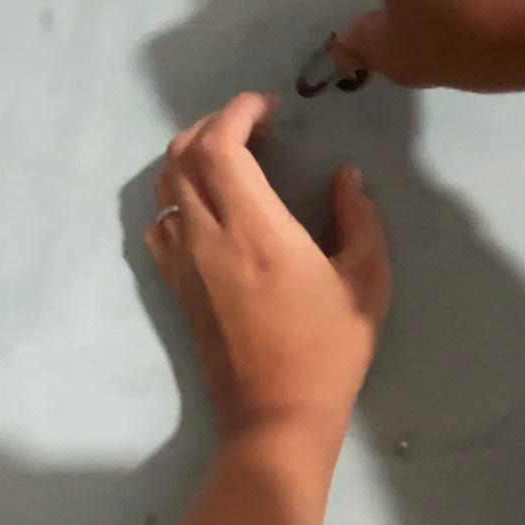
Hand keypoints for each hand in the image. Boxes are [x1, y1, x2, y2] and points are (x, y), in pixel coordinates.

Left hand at [146, 93, 391, 449]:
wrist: (275, 415)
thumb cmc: (328, 352)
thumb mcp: (366, 281)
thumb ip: (359, 219)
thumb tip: (345, 176)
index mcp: (255, 231)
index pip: (219, 147)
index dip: (236, 113)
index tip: (267, 109)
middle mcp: (207, 239)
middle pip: (182, 158)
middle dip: (212, 127)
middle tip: (250, 129)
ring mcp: (183, 265)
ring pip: (164, 190)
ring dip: (188, 159)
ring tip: (226, 160)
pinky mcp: (175, 288)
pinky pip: (158, 228)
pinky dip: (173, 202)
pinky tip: (203, 209)